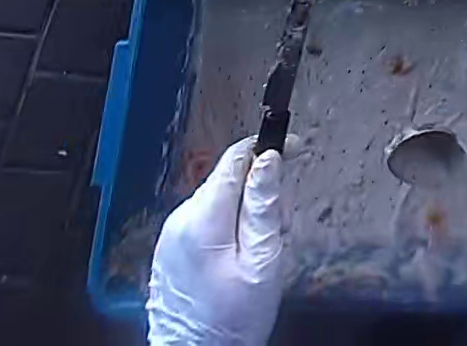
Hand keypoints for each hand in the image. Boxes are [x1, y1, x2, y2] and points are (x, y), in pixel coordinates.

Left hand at [147, 136, 285, 345]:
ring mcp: (173, 234)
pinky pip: (210, 215)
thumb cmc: (232, 320)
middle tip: (279, 224)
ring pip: (223, 195)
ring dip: (249, 208)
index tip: (293, 149)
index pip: (237, 157)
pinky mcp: (172, 247)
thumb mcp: (262, 259)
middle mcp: (181, 219)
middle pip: (232, 176)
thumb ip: (264, 205)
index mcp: (202, 218)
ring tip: (263, 244)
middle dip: (262, 189)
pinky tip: (243, 250)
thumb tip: (269, 157)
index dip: (268, 147)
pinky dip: (232, 222)